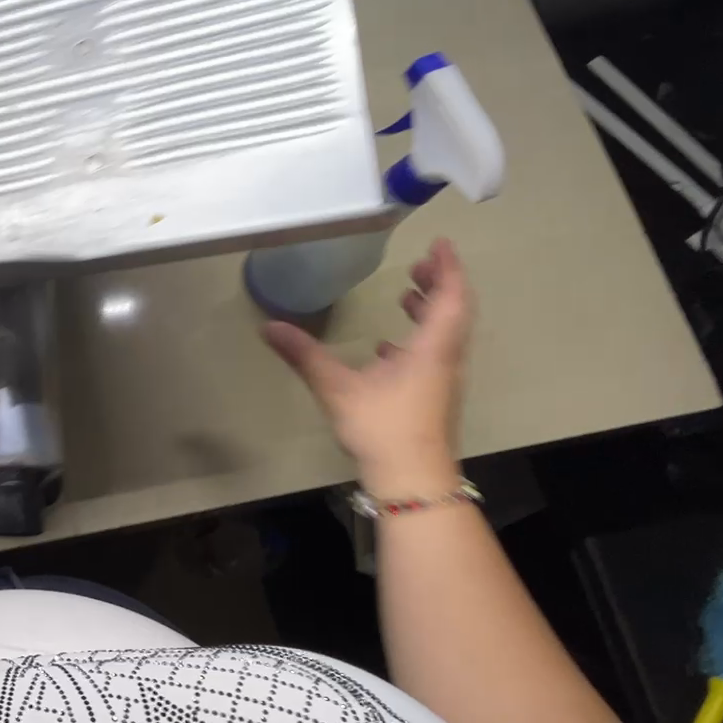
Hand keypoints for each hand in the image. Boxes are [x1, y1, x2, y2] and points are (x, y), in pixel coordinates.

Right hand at [262, 238, 470, 496]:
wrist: (410, 477)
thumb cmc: (382, 426)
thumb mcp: (337, 388)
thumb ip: (305, 355)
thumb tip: (269, 326)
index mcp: (432, 348)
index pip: (450, 296)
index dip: (447, 268)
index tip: (439, 244)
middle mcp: (445, 358)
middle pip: (453, 312)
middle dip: (439, 285)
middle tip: (420, 265)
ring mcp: (441, 380)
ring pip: (444, 334)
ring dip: (430, 311)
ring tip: (407, 295)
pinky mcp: (431, 397)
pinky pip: (431, 356)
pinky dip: (416, 341)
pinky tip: (387, 349)